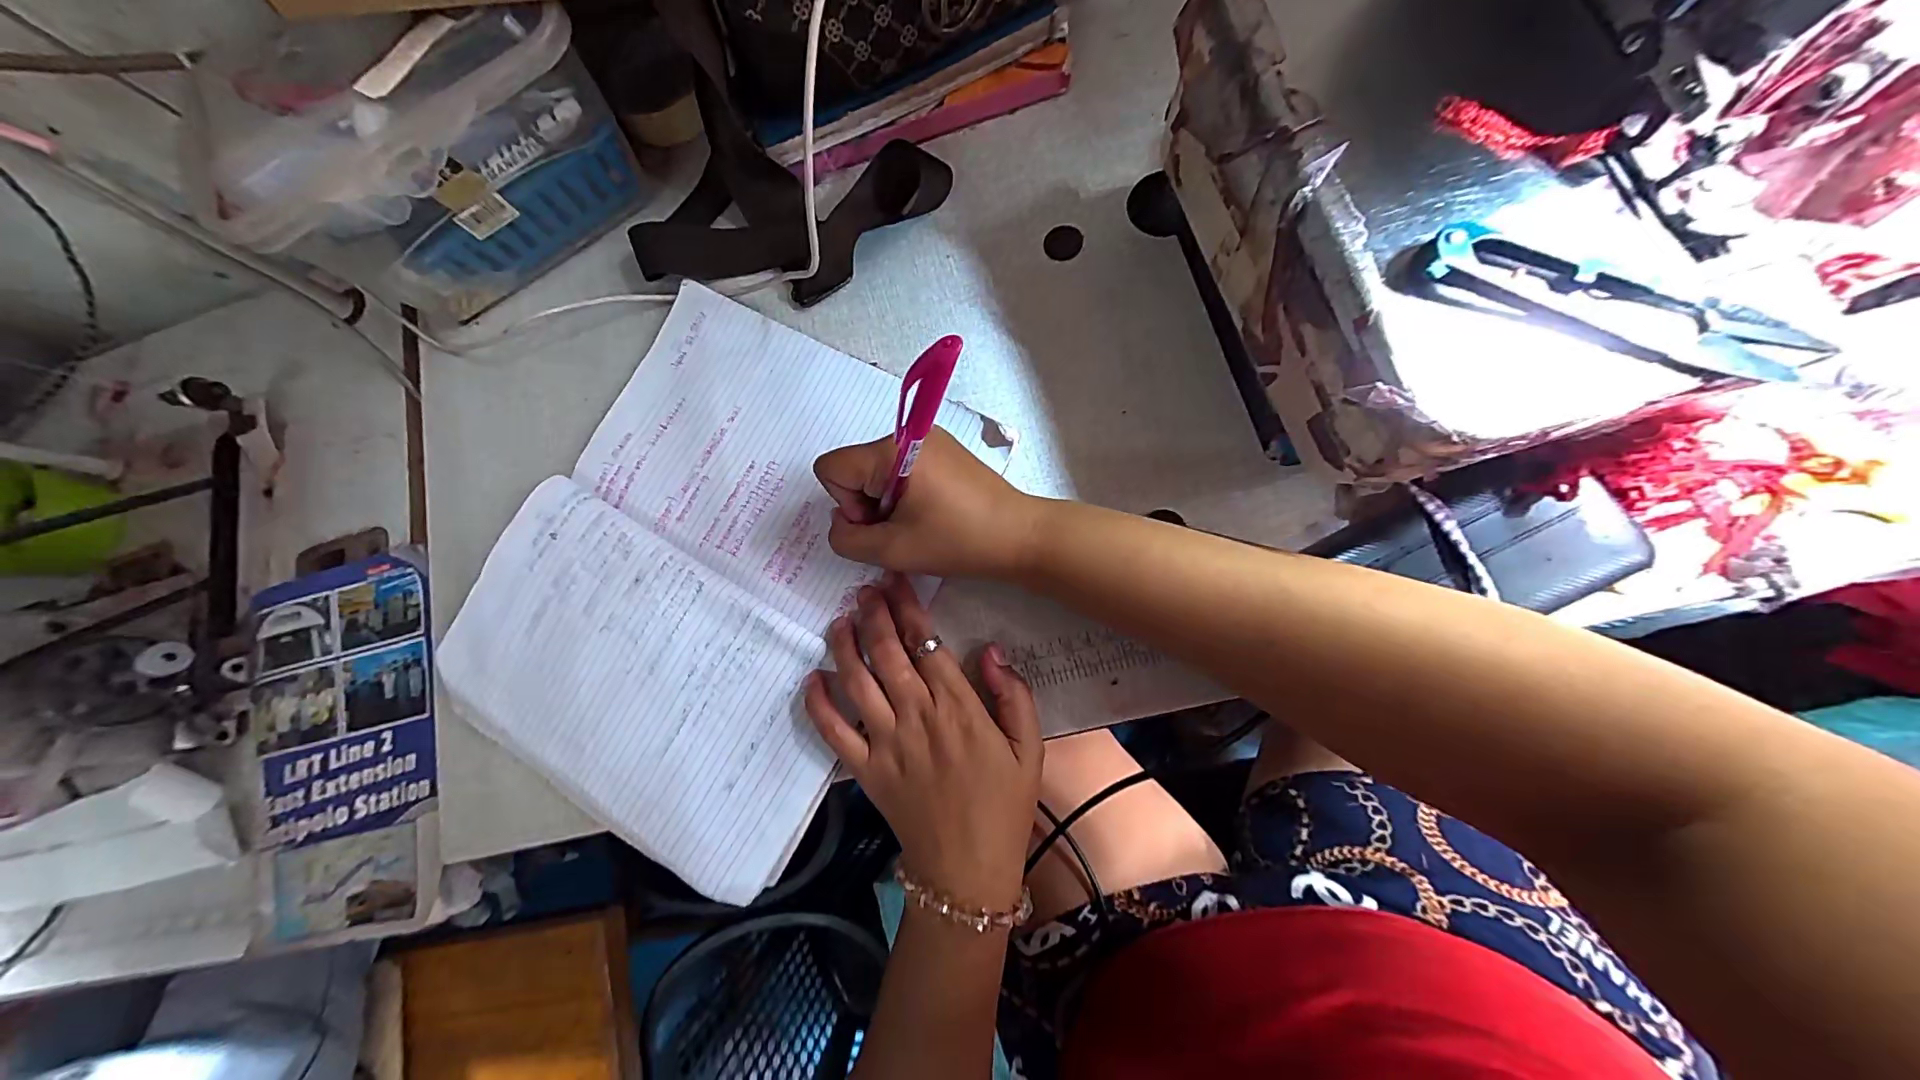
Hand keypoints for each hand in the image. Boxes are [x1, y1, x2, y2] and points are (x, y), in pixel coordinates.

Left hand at [804, 573, 1042, 912]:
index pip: (928, 644)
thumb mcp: (1029, 749)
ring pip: (858, 681)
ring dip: (846, 645)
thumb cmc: (1003, 806)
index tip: (897, 582)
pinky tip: (812, 678)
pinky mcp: (865, 769)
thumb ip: (1015, 696)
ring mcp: (887, 743)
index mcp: (959, 708)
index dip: (909, 608)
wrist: (968, 869)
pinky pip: (834, 731)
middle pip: (888, 653)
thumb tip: (991, 650)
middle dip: (873, 614)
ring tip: (840, 618)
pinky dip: (819, 703)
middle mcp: (918, 717)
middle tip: (864, 589)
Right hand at [813, 427, 1045, 579]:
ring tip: (922, 525)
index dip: (845, 504)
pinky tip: (934, 516)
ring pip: (878, 473)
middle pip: (855, 469)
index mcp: (891, 449)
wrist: (1019, 536)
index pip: (831, 468)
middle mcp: (908, 434)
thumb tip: (842, 522)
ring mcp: (930, 440)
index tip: (881, 522)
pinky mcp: (945, 453)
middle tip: (903, 530)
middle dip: (868, 505)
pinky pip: (902, 471)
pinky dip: (907, 496)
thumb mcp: (891, 550)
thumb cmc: (957, 541)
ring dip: (888, 504)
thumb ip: (846, 538)